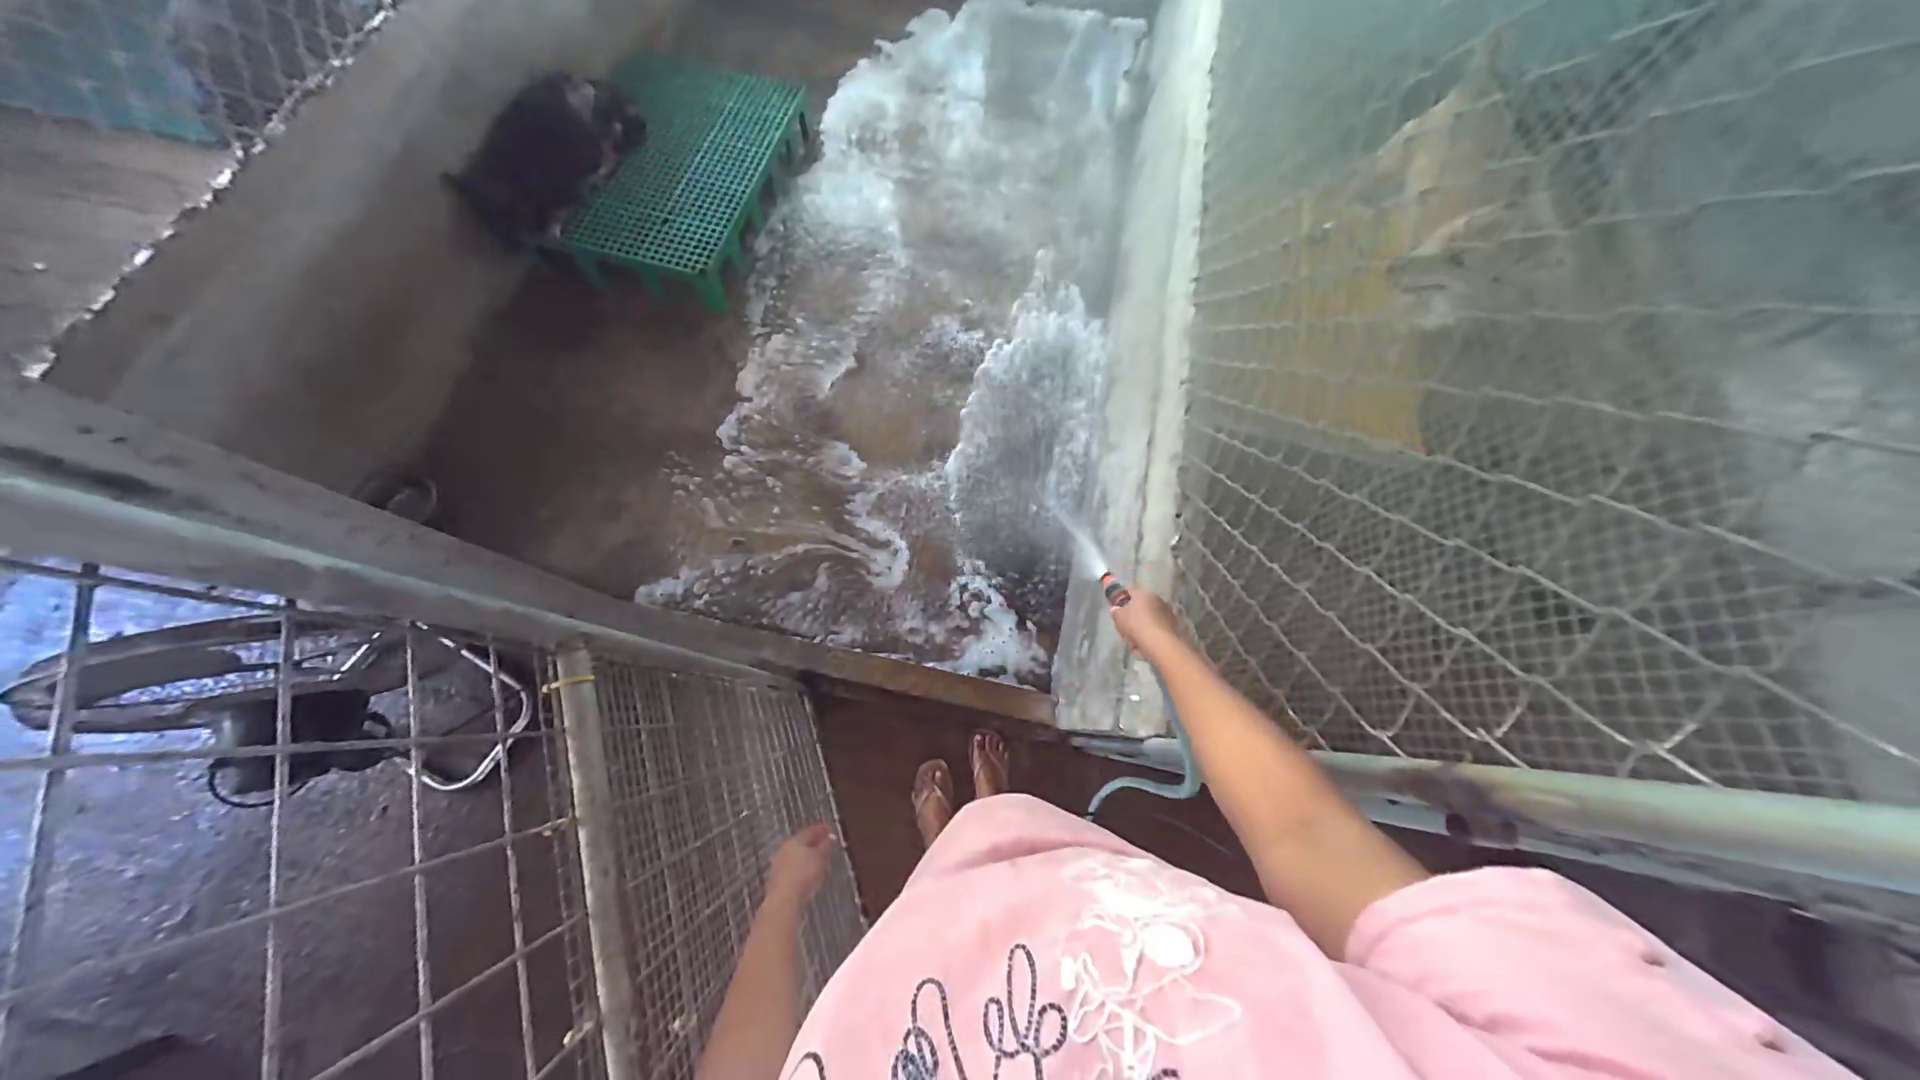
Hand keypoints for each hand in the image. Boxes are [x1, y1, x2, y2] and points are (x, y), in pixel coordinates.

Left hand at [764, 823, 836, 907]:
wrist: (783, 899)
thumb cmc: (804, 874)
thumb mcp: (820, 858)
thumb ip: (826, 846)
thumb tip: (830, 836)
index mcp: (795, 840)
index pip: (810, 831)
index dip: (821, 829)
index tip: (830, 829)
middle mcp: (784, 848)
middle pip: (801, 842)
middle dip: (812, 842)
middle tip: (823, 843)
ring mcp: (778, 863)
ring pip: (795, 854)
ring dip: (805, 854)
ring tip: (816, 858)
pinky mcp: (776, 878)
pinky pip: (791, 866)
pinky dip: (799, 866)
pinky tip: (805, 871)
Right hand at [1110, 586, 1182, 657]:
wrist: (1159, 642)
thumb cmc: (1136, 625)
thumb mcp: (1118, 618)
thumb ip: (1115, 612)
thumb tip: (1115, 609)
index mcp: (1143, 594)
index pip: (1130, 591)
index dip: (1123, 598)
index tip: (1118, 607)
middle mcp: (1157, 600)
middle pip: (1141, 607)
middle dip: (1133, 618)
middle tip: (1126, 629)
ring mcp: (1167, 613)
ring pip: (1149, 620)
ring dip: (1142, 629)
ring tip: (1135, 643)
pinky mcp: (1174, 626)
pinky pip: (1157, 629)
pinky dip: (1151, 636)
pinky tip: (1144, 646)